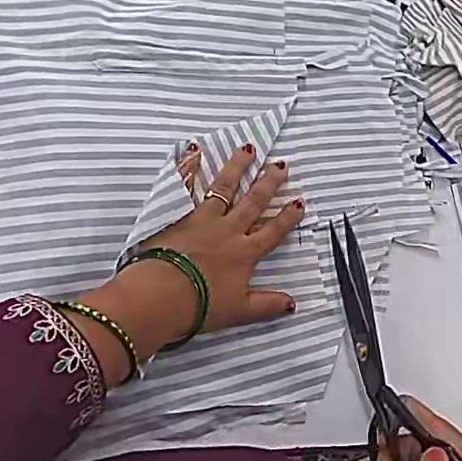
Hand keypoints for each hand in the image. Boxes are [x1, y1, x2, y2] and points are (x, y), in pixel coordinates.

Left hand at [147, 143, 304, 332]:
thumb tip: (292, 304)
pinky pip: (187, 188)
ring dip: (238, 167)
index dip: (287, 217)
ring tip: (247, 149)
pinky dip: (191, 170)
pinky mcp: (178, 217)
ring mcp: (202, 220)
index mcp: (244, 253)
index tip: (299, 202)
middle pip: (253, 202)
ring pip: (224, 187)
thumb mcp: (240, 310)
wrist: (162, 295)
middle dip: (269, 183)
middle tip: (281, 165)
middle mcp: (228, 230)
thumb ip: (267, 304)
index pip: (272, 231)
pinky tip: (194, 153)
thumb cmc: (201, 305)